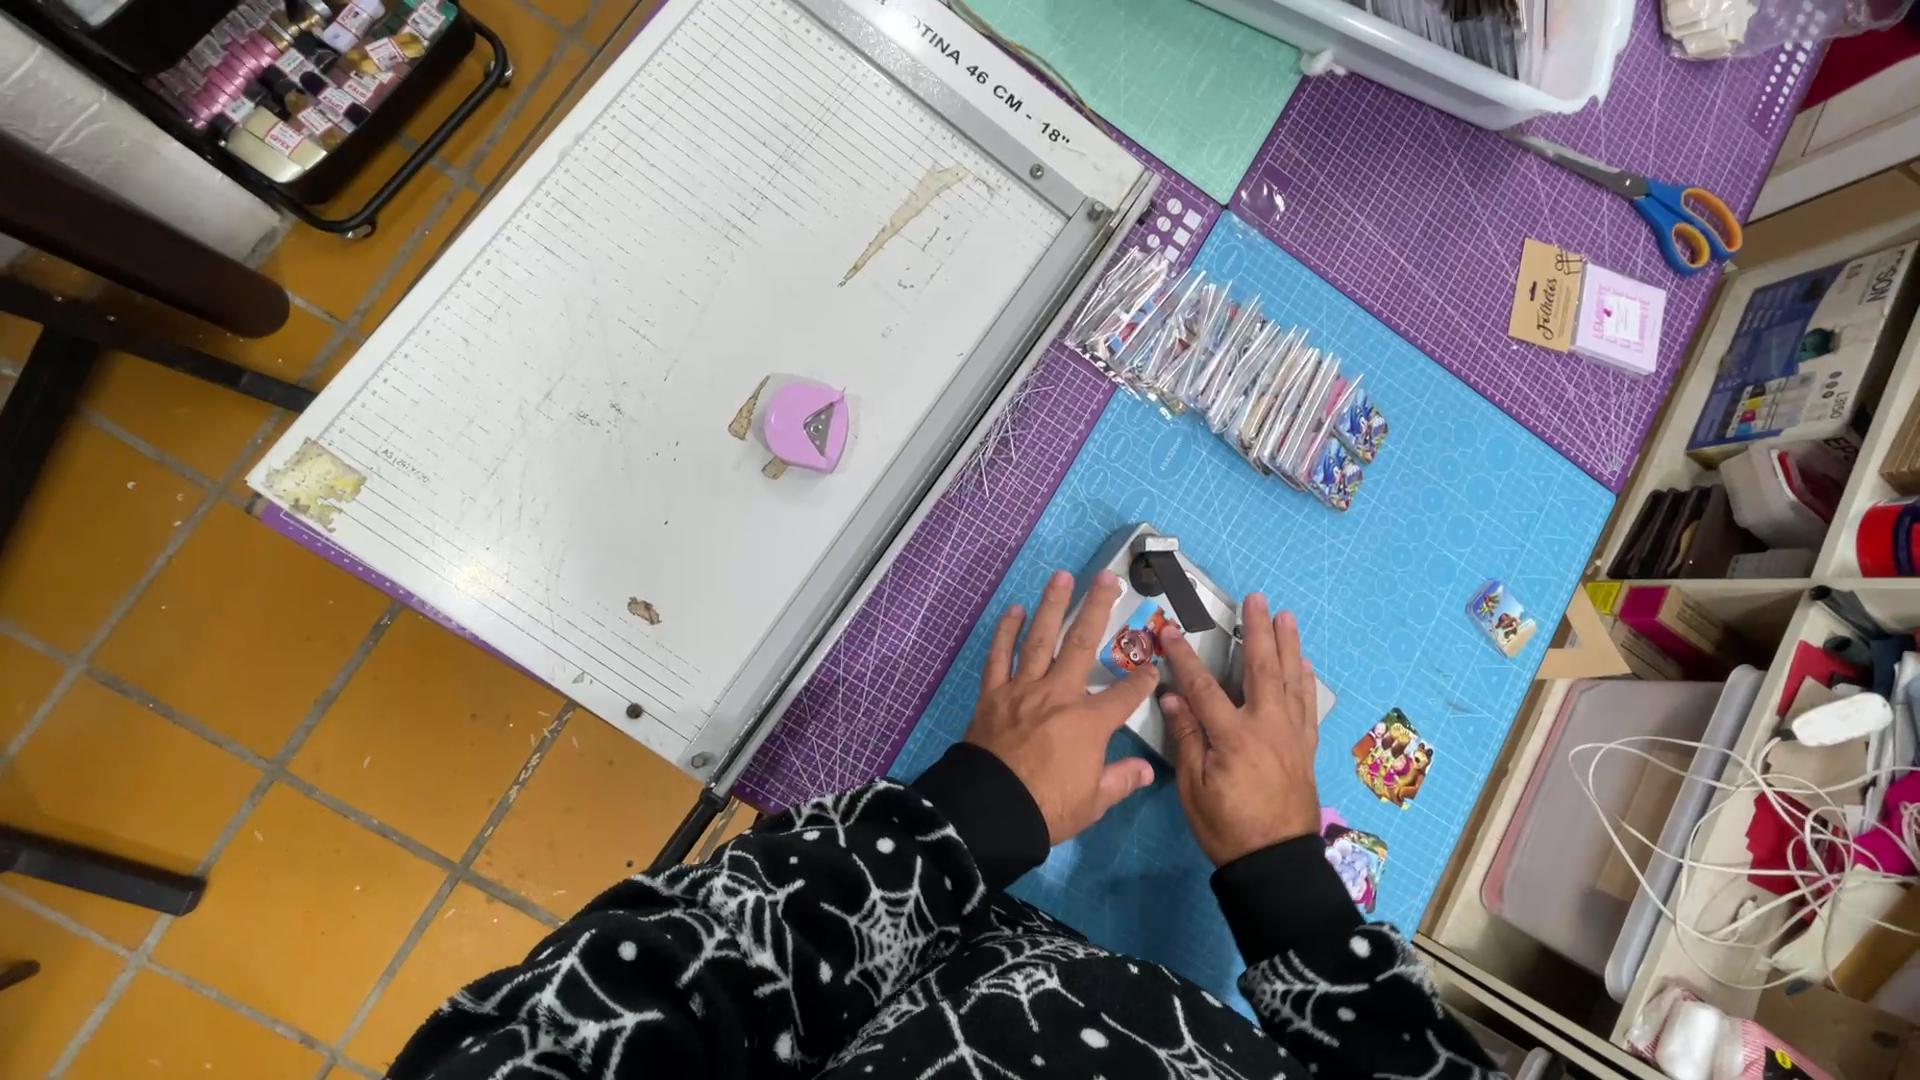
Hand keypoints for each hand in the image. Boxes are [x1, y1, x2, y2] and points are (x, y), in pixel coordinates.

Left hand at [964, 570, 1159, 843]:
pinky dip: (1005, 631)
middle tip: (1107, 578)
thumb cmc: (1047, 808)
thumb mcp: (1092, 803)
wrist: (990, 810)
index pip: (1125, 695)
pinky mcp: (993, 693)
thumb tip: (1146, 770)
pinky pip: (999, 656)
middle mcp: (1059, 694)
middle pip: (1082, 644)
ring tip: (1062, 576)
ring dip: (1052, 605)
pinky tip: (1013, 610)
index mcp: (1089, 722)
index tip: (1151, 666)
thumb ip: (1120, 780)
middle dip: (1097, 609)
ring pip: (1040, 638)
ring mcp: (1023, 689)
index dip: (1141, 680)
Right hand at [1158, 595, 1320, 864]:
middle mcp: (1268, 728)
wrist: (1276, 864)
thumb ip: (1186, 739)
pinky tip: (1304, 664)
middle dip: (1257, 632)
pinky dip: (1306, 680)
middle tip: (1257, 599)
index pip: (1203, 687)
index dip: (1184, 658)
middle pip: (1262, 670)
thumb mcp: (1193, 788)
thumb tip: (1171, 697)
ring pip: (1292, 681)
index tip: (1170, 631)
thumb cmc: (1226, 827)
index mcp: (1234, 737)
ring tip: (1287, 617)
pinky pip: (1308, 706)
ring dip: (1288, 646)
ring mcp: (1291, 736)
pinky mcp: (1304, 749)